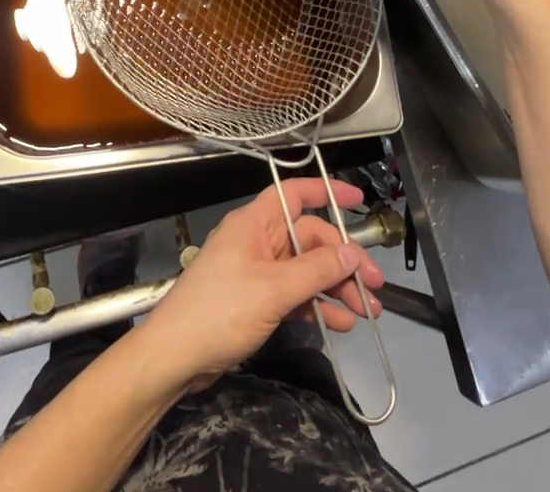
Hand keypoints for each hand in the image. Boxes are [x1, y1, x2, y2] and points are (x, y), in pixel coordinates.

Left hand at [137, 179, 384, 391]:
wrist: (175, 357)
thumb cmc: (218, 312)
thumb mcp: (273, 290)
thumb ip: (316, 270)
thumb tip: (353, 253)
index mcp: (255, 224)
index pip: (295, 194)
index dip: (327, 191)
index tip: (359, 200)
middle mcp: (258, 242)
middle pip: (310, 240)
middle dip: (344, 262)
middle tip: (374, 286)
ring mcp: (257, 272)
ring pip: (307, 271)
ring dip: (337, 289)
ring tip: (367, 312)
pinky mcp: (257, 300)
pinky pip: (296, 295)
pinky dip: (318, 306)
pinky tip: (340, 323)